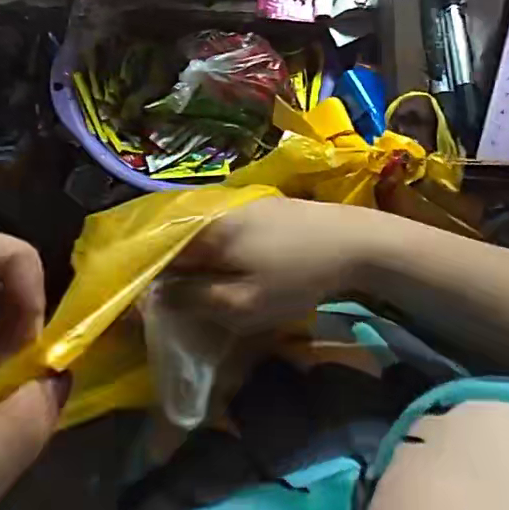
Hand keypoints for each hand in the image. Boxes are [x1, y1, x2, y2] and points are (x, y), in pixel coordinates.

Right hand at [161, 198, 382, 333]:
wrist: (359, 241)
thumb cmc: (298, 276)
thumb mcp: (243, 304)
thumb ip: (194, 299)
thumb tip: (154, 296)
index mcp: (206, 230)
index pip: (158, 250)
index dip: (150, 278)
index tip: (154, 305)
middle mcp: (218, 209)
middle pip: (180, 240)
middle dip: (175, 269)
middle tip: (183, 301)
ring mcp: (243, 204)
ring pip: (205, 234)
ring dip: (201, 261)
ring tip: (209, 288)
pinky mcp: (265, 206)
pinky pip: (227, 229)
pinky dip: (223, 250)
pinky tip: (237, 267)